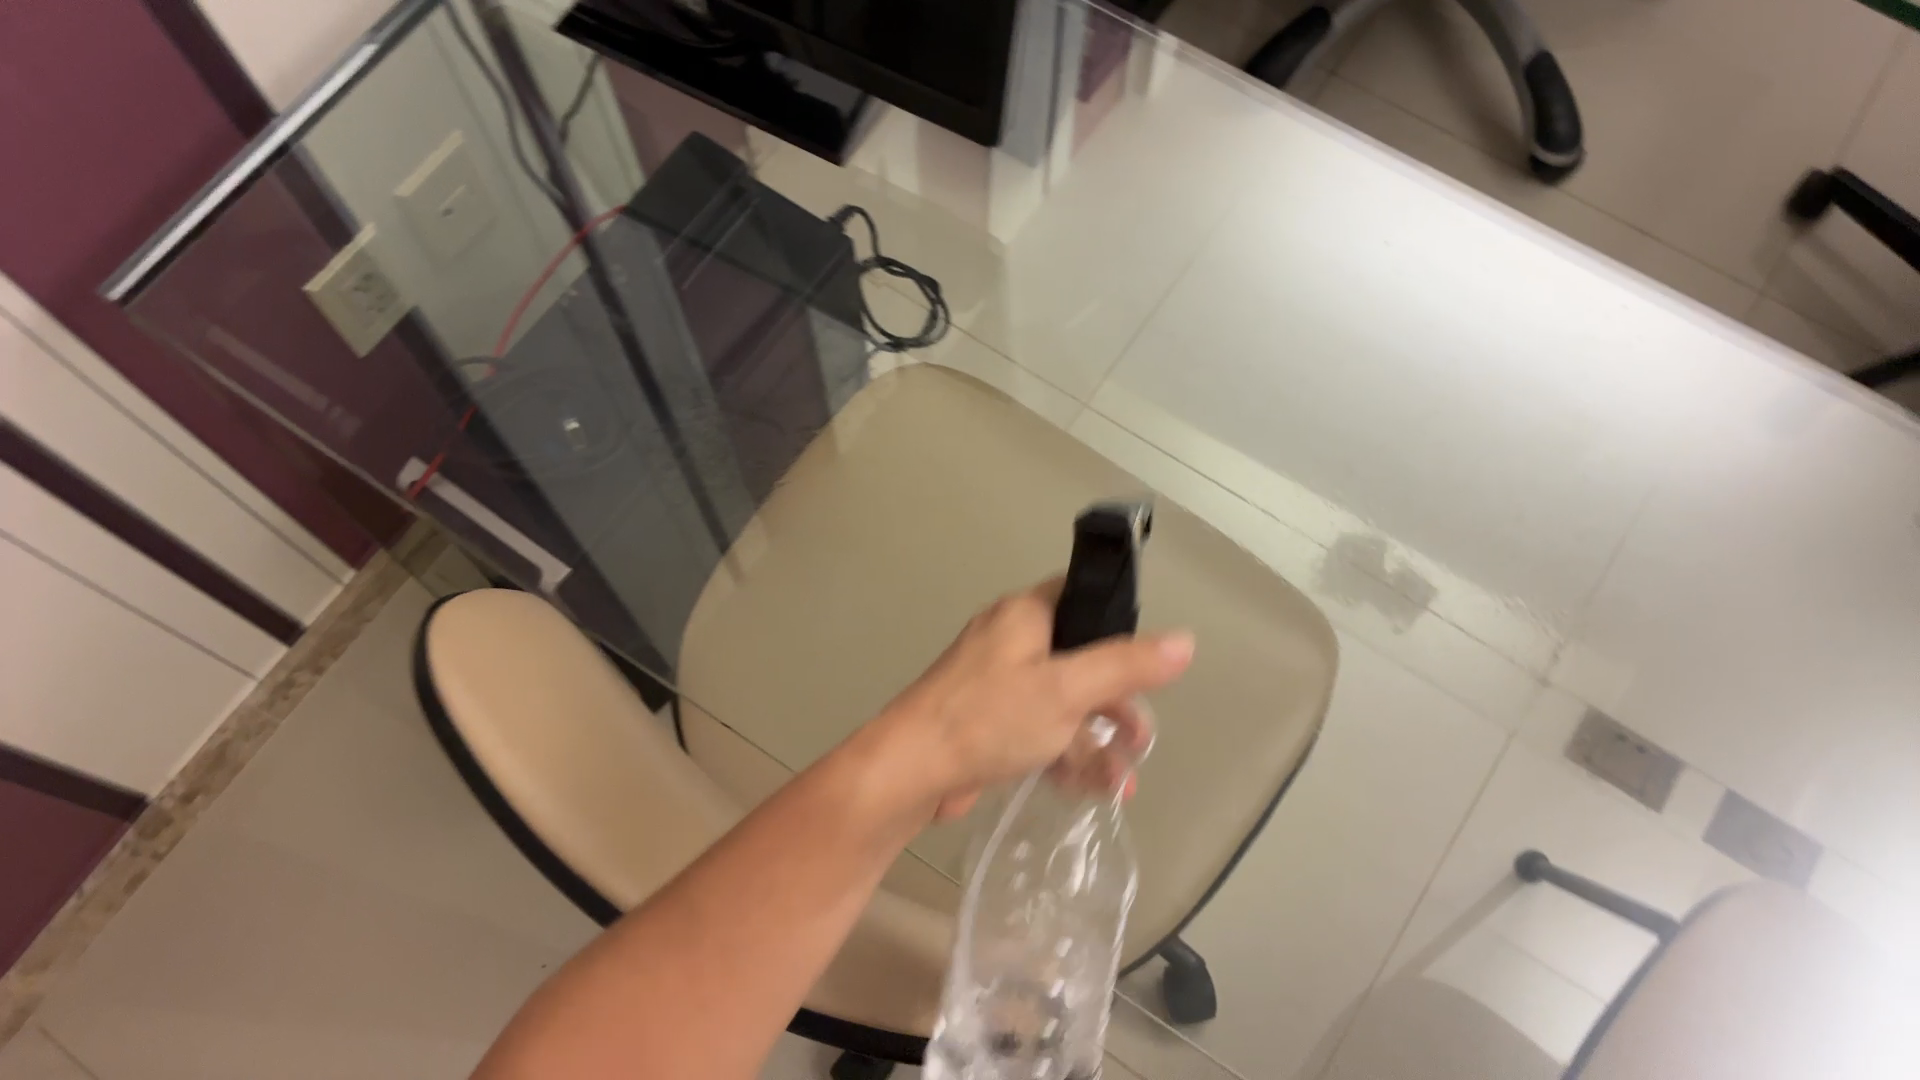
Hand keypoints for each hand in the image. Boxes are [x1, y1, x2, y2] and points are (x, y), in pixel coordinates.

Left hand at [873, 577, 1194, 821]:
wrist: (910, 770)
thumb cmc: (990, 717)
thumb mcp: (1068, 689)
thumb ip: (1126, 665)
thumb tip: (1186, 641)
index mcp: (1025, 615)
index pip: (1082, 598)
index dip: (1118, 624)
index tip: (1146, 664)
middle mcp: (1010, 642)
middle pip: (1079, 660)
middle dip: (1114, 704)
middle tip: (1141, 740)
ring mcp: (996, 685)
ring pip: (1061, 704)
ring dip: (1094, 741)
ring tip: (1123, 785)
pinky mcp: (987, 724)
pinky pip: (1037, 731)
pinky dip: (1064, 755)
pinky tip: (1089, 791)